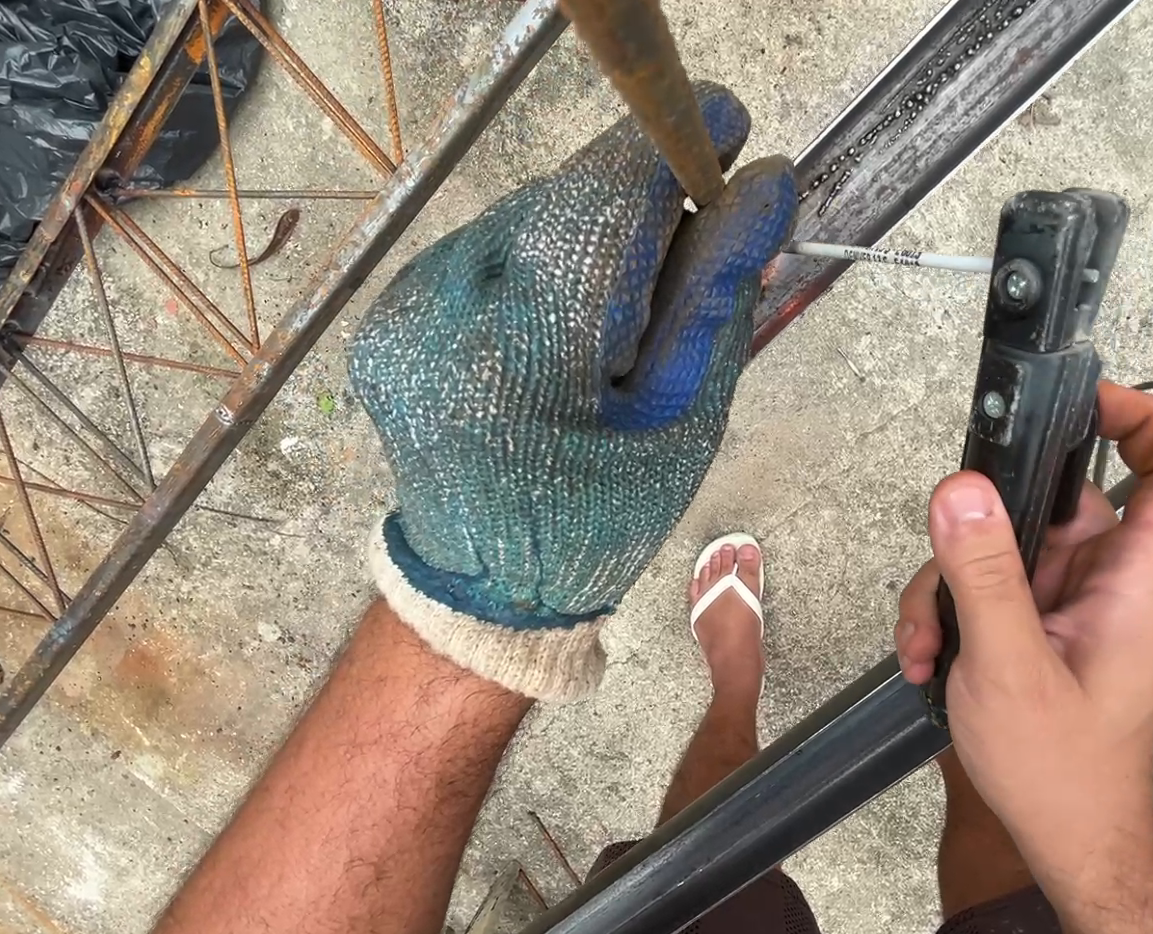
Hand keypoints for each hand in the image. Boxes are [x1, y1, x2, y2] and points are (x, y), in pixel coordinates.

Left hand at [350, 84, 795, 701]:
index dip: (671, 149)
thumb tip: (763, 187)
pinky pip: (483, 256)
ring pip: (520, 221)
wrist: (493, 585)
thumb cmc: (603, 516)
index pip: (604, 199)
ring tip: (610, 321)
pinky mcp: (389, 315)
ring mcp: (402, 310)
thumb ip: (715, 296)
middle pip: (560, 201)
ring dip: (583, 242)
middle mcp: (442, 311)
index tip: (728, 129)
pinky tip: (555, 331)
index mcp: (524, 351)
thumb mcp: (680, 419)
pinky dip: (537, 270)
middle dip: (633, 209)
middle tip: (680, 261)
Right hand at [894, 382, 1152, 891]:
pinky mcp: (1028, 624)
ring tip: (923, 645)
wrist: (1061, 837)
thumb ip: (984, 574)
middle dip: (974, 533)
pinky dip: (942, 615)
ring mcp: (1061, 602)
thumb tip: (961, 487)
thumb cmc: (1060, 768)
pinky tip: (925, 659)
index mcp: (1135, 582)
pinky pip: (979, 588)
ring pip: (995, 547)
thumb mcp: (1008, 666)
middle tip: (937, 577)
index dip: (1144, 418)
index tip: (1079, 398)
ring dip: (943, 587)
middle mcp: (1102, 580)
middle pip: (1045, 504)